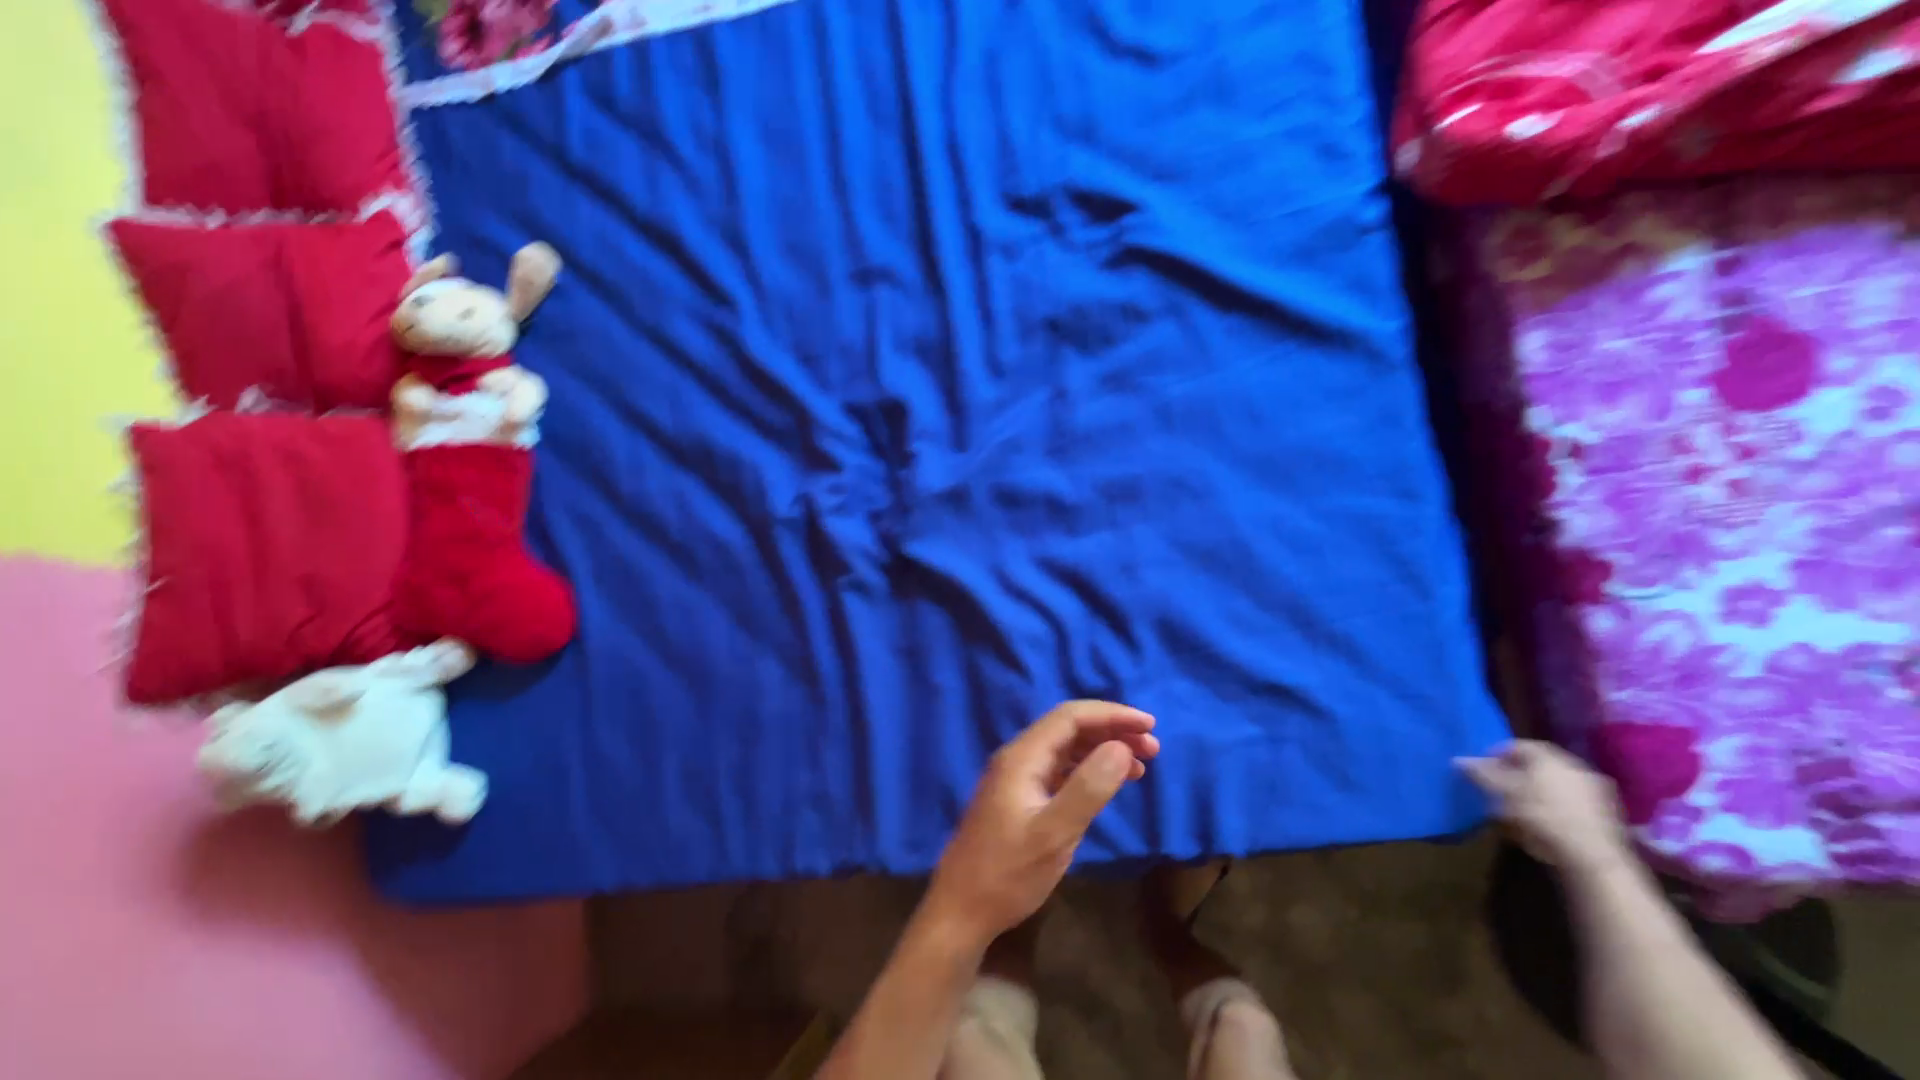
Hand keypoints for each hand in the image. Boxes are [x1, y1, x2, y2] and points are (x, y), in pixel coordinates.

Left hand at [926, 701, 1158, 946]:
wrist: (961, 911)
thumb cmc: (1007, 874)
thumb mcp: (1054, 834)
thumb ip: (1088, 788)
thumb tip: (1120, 746)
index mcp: (1022, 758)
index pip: (1070, 717)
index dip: (1112, 714)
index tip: (1150, 725)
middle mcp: (1017, 759)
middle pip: (1069, 729)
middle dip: (1112, 731)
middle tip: (1153, 748)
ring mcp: (1016, 780)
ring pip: (1065, 750)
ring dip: (1103, 750)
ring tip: (1141, 765)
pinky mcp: (1019, 800)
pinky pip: (1059, 771)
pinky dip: (1088, 771)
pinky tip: (1110, 784)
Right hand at [1458, 741, 1629, 873]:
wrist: (1592, 858)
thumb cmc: (1541, 818)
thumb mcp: (1504, 794)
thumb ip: (1482, 774)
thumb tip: (1458, 759)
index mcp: (1550, 757)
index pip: (1519, 745)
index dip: (1497, 754)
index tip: (1483, 769)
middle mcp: (1574, 767)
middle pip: (1539, 765)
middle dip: (1517, 775)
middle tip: (1499, 790)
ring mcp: (1594, 790)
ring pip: (1555, 785)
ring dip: (1536, 793)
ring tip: (1518, 811)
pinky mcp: (1605, 814)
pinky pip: (1570, 803)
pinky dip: (1554, 808)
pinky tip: (1543, 825)